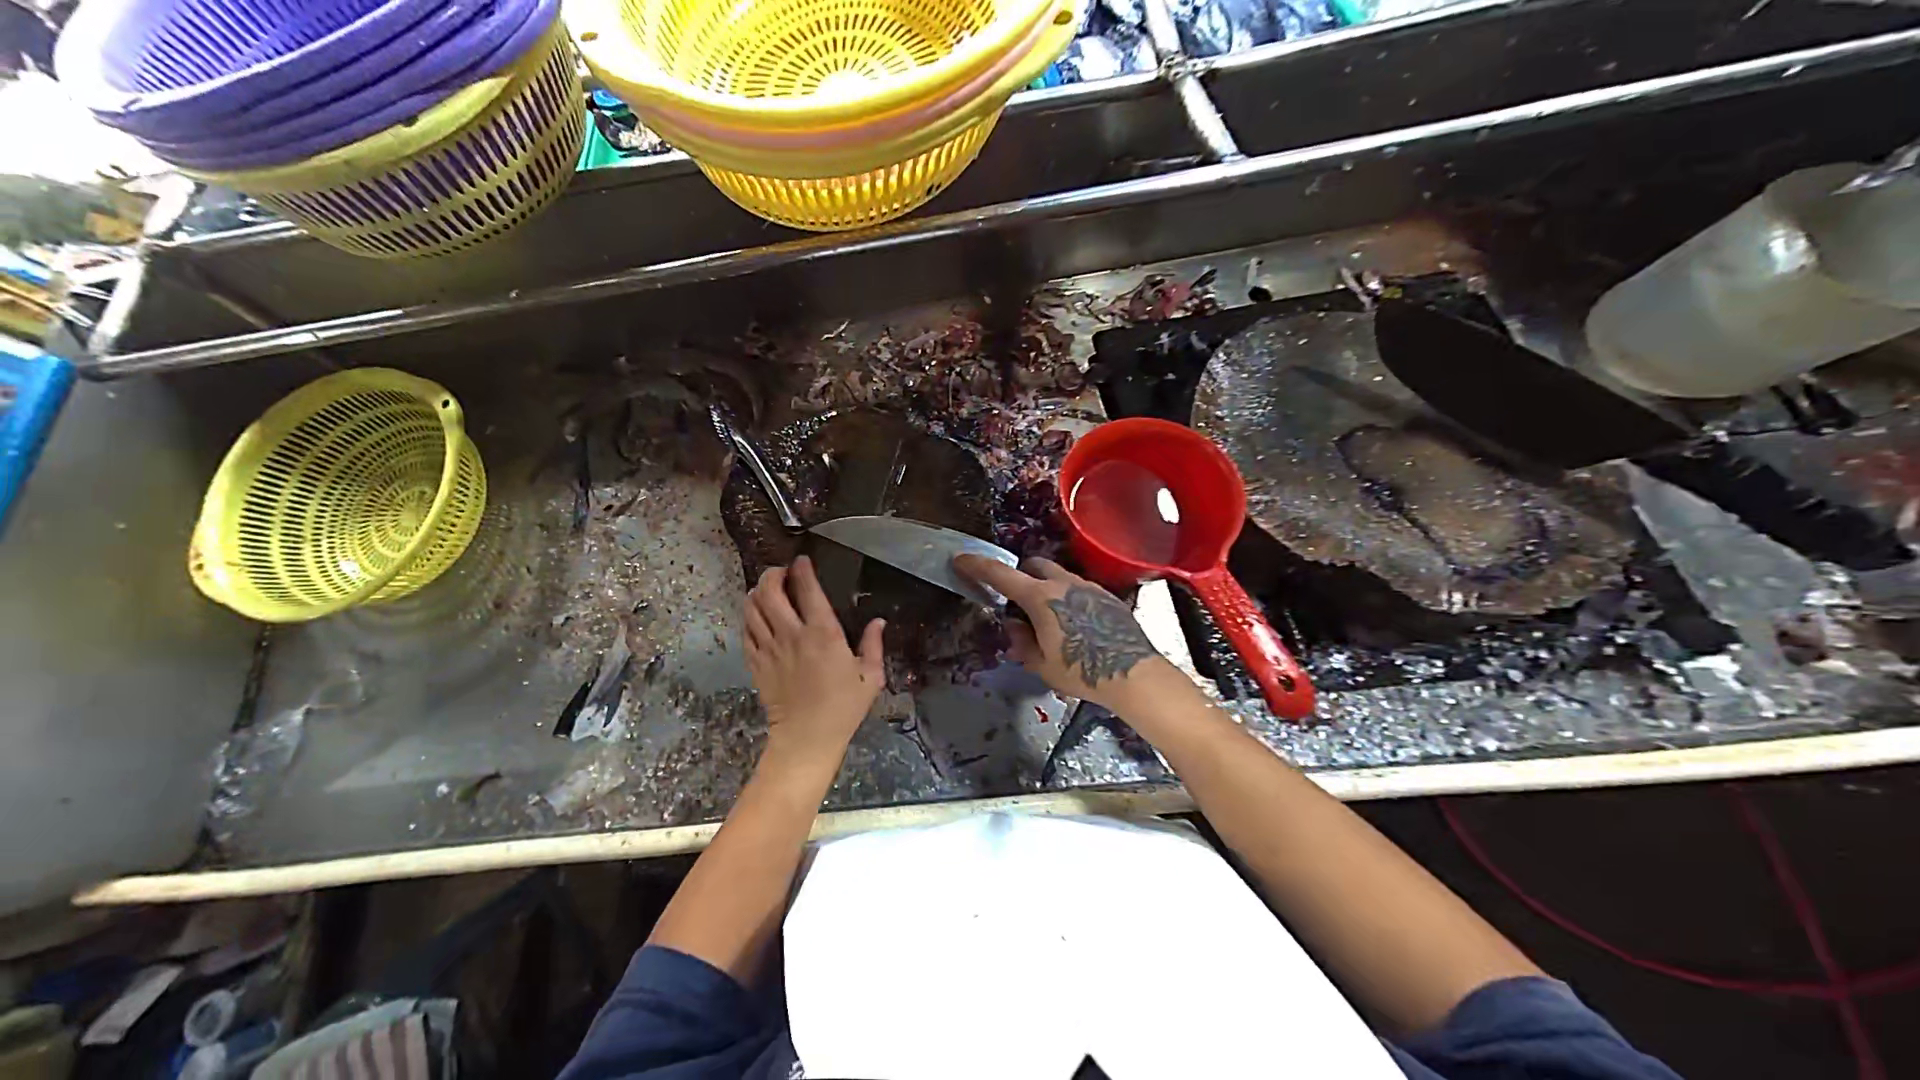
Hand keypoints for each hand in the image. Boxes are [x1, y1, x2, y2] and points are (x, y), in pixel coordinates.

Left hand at [744, 556, 885, 765]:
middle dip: (773, 574)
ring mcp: (769, 649)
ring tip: (766, 589)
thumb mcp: (870, 676)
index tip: (803, 561)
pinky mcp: (756, 663)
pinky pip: (746, 631)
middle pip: (770, 591)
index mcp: (823, 634)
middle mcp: (792, 635)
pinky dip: (749, 617)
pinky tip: (757, 616)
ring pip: (752, 608)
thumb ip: (874, 644)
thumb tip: (878, 622)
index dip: (802, 569)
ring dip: (757, 592)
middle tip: (781, 572)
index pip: (807, 589)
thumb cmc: (843, 707)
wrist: (807, 738)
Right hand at [954, 555, 1180, 711]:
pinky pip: (1078, 588)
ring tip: (1047, 618)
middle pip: (1033, 565)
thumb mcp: (1041, 664)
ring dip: (1045, 586)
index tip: (962, 560)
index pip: (1001, 574)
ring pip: (1058, 575)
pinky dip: (1067, 597)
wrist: (1133, 674)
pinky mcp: (1107, 596)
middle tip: (1016, 601)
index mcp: (1041, 598)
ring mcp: (1088, 587)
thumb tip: (1013, 625)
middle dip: (1019, 575)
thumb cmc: (1082, 671)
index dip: (977, 566)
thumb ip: (1021, 641)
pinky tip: (1073, 624)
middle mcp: (1064, 584)